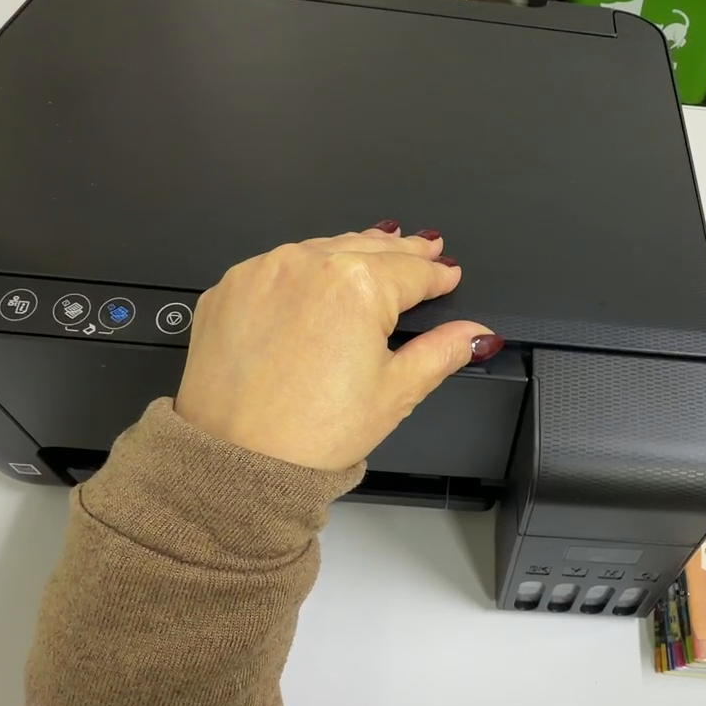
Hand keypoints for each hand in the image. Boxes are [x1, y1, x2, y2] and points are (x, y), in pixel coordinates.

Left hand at [173, 223, 500, 470]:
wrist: (232, 460)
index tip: (447, 272)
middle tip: (424, 246)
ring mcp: (261, 272)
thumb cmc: (309, 434)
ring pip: (323, 247)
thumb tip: (476, 335)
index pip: (413, 270)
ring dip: (355, 249)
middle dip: (402, 249)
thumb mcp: (396, 392)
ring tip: (378, 248)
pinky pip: (278, 264)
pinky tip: (319, 276)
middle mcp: (307, 265)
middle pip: (370, 247)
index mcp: (357, 286)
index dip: (437, 273)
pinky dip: (305, 266)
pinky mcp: (228, 289)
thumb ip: (443, 352)